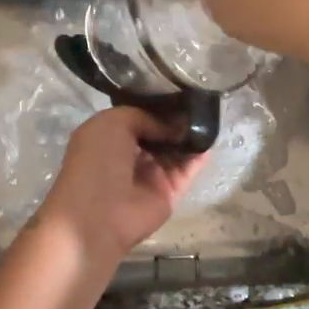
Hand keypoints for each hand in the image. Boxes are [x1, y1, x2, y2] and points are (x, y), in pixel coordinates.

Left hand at [35, 107, 206, 263]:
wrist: (99, 214)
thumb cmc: (98, 161)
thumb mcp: (112, 122)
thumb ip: (144, 116)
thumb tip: (172, 125)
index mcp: (109, 137)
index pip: (138, 118)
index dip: (156, 107)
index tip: (179, 94)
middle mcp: (129, 155)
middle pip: (159, 135)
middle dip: (176, 121)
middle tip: (198, 104)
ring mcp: (149, 176)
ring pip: (174, 152)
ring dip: (189, 137)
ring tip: (208, 120)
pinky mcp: (168, 194)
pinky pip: (186, 172)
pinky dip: (198, 158)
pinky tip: (210, 141)